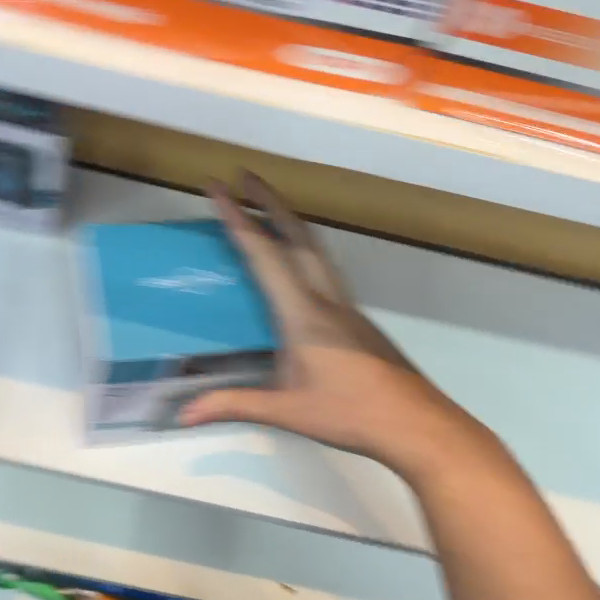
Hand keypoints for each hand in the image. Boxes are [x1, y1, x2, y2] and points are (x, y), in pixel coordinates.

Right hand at [179, 172, 486, 478]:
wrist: (416, 424)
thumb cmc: (350, 415)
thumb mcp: (286, 412)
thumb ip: (233, 405)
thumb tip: (182, 415)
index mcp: (303, 314)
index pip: (265, 256)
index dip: (238, 219)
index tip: (217, 188)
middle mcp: (326, 300)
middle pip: (298, 237)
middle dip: (270, 201)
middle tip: (244, 175)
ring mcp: (346, 308)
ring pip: (317, 250)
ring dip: (291, 221)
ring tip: (269, 206)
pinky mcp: (358, 321)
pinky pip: (325, 270)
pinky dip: (304, 249)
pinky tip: (297, 264)